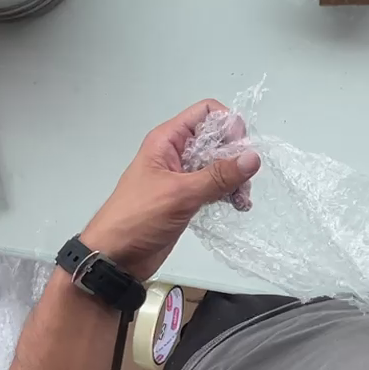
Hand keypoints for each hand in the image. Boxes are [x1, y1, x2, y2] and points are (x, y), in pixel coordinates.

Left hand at [80, 100, 259, 278]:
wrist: (115, 256)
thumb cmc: (138, 218)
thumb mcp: (181, 193)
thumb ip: (219, 176)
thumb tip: (253, 158)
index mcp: (168, 140)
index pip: (206, 113)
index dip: (228, 125)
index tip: (240, 151)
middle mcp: (176, 152)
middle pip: (217, 139)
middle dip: (235, 156)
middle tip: (245, 181)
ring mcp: (182, 175)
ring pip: (218, 164)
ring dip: (235, 178)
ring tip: (241, 199)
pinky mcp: (187, 197)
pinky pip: (214, 185)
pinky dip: (228, 192)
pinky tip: (237, 206)